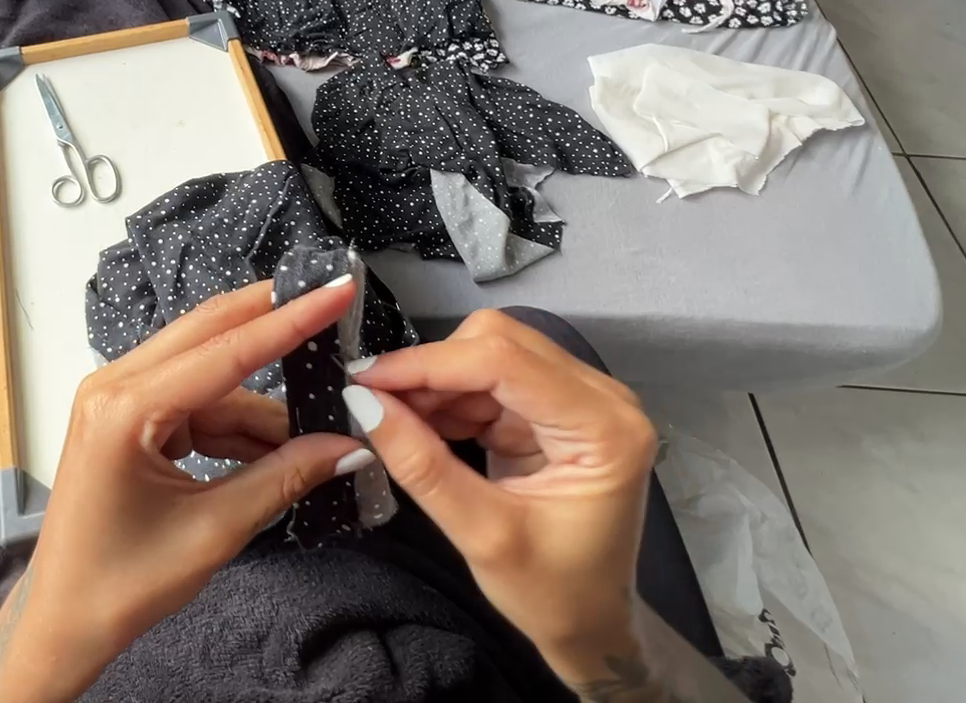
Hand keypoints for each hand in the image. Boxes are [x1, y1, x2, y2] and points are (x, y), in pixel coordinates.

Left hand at [0, 278, 371, 702]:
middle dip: (272, 319)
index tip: (335, 289)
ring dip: (261, 399)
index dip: (288, 321)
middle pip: (210, 334)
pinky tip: (277, 444)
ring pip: (210, 373)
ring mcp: (120, 395)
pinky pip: (197, 400)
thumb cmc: (123, 584)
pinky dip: (236, 421)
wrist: (62, 620)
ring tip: (318, 422)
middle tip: (332, 302)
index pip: (224, 351)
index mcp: (125, 407)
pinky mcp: (130, 413)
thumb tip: (350, 446)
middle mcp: (116, 383)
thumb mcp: (212, 531)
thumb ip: (283, 478)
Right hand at [342, 309, 657, 683]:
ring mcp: (577, 395)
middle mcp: (599, 396)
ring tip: (399, 423)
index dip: (428, 363)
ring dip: (434, 382)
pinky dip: (447, 396)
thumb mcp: (481, 535)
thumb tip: (362, 400)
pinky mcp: (551, 403)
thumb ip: (421, 465)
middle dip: (430, 369)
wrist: (591, 624)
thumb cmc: (552, 592)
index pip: (503, 362)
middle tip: (380, 404)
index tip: (365, 378)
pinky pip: (485, 375)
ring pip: (485, 352)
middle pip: (496, 341)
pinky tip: (424, 427)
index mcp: (603, 428)